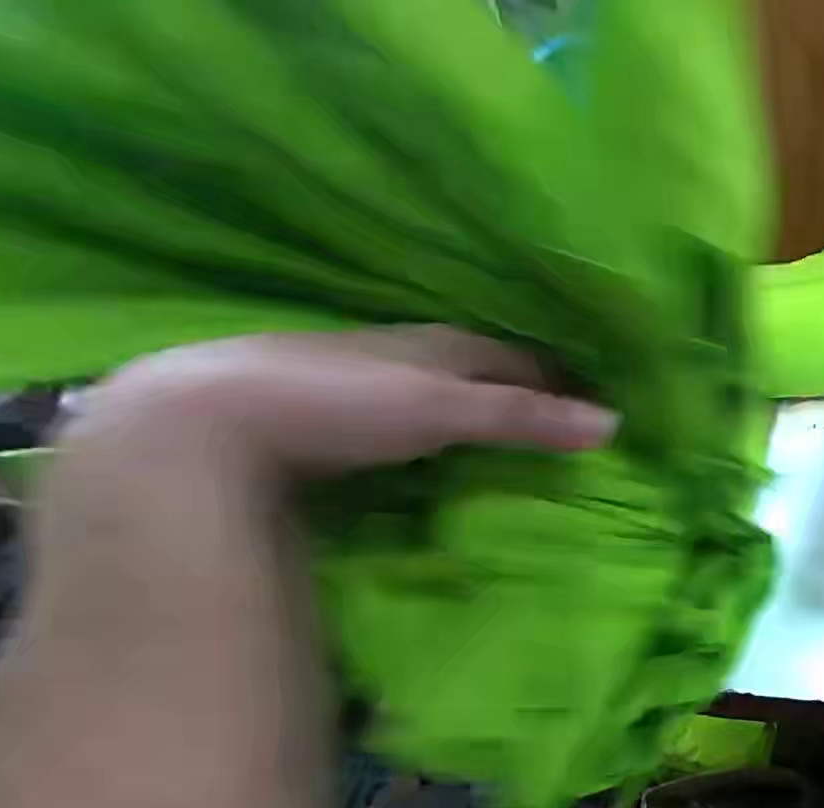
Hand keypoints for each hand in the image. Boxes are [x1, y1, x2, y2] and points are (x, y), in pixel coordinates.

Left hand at [66, 324, 615, 475]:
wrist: (212, 418)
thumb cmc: (339, 403)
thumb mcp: (443, 410)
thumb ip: (523, 417)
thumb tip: (611, 423)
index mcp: (439, 345)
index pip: (519, 357)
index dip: (559, 379)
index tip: (596, 407)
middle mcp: (408, 353)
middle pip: (485, 369)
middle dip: (526, 390)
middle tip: (564, 422)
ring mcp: (370, 382)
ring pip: (446, 389)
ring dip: (483, 409)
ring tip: (515, 435)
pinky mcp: (340, 413)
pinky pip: (412, 414)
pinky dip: (443, 428)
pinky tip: (443, 447)